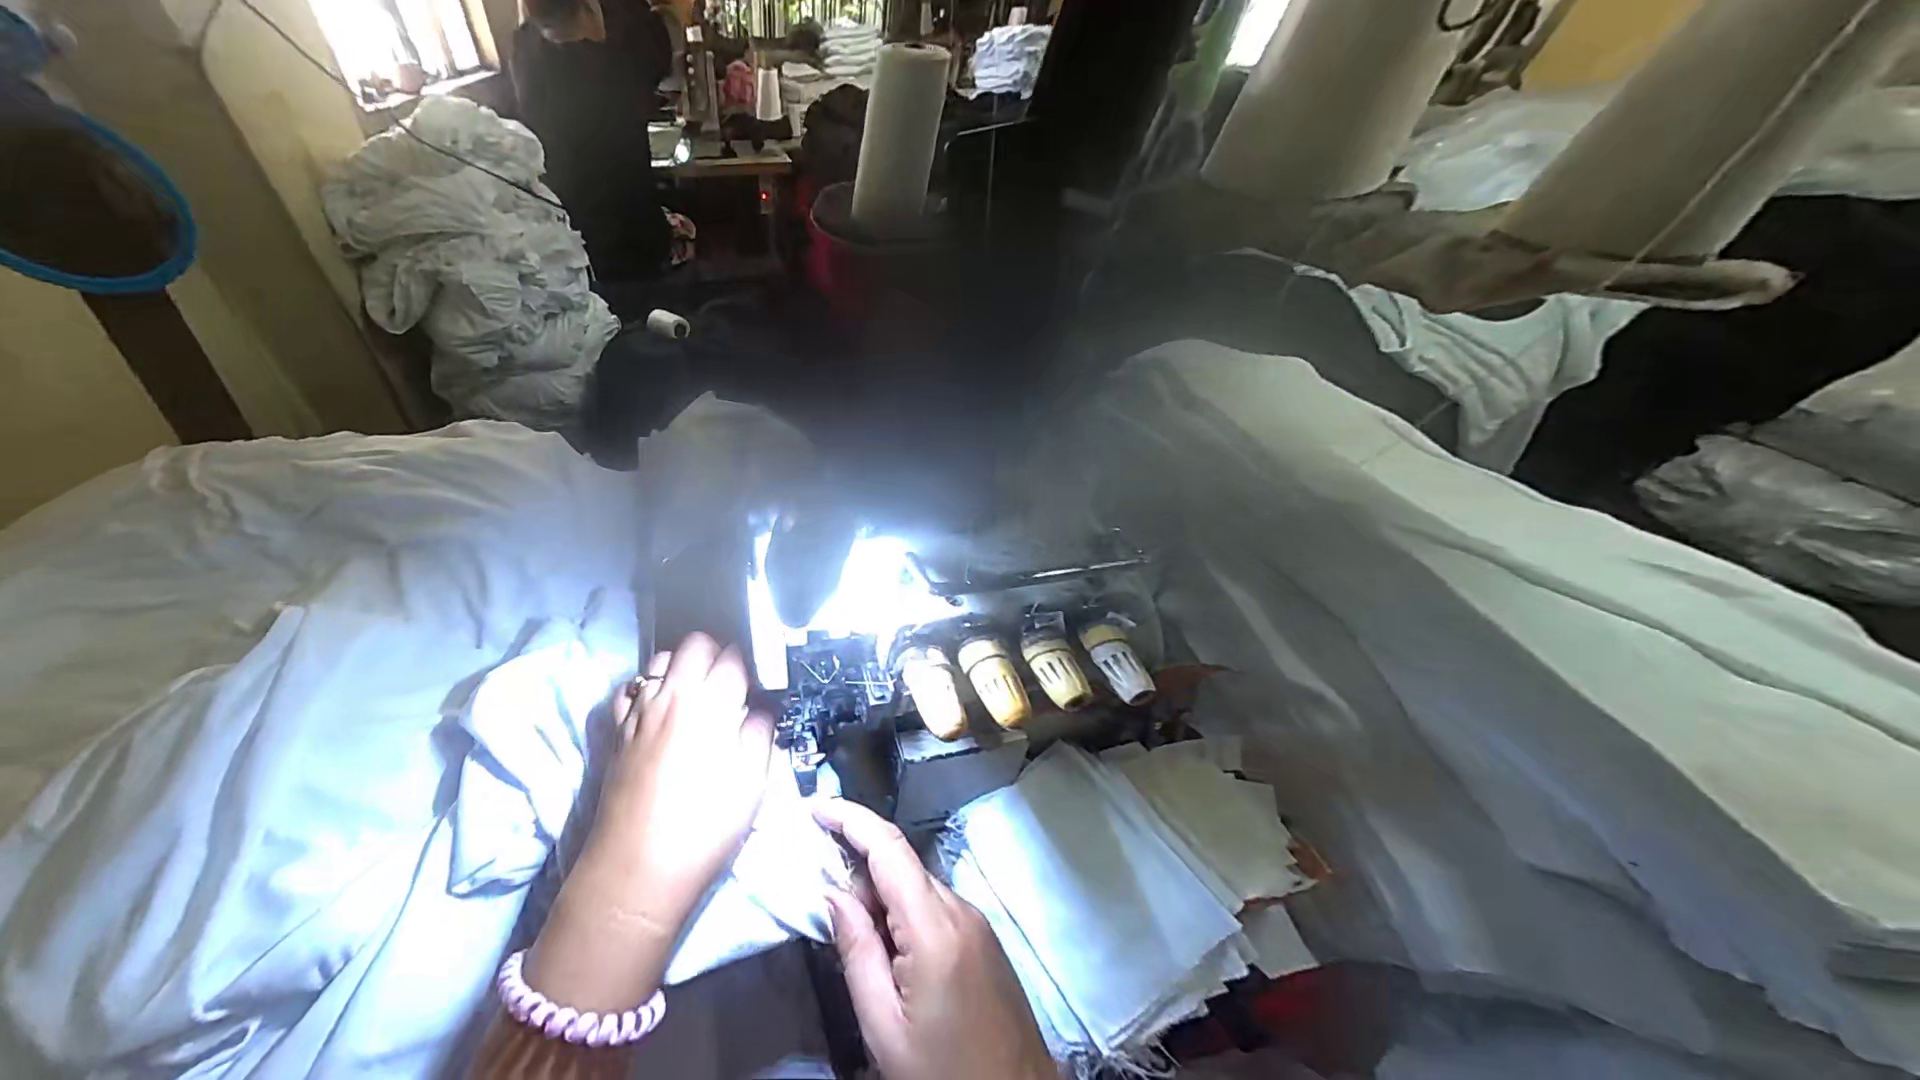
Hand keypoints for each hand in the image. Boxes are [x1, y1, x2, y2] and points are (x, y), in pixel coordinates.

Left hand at [526, 633, 774, 1011]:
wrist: (635, 871)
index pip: (735, 656)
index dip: (752, 664)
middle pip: (696, 644)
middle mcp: (673, 696)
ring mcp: (639, 711)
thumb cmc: (705, 828)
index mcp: (712, 704)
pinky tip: (661, 707)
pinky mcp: (617, 731)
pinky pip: (631, 687)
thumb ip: (760, 732)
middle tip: (733, 680)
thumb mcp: (753, 782)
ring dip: (684, 664)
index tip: (760, 681)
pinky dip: (648, 686)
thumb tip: (762, 707)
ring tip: (700, 691)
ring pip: (662, 659)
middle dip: (719, 651)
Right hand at [814, 799, 1056, 1079]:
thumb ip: (857, 952)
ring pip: (916, 887)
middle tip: (823, 901)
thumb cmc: (943, 1072)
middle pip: (901, 867)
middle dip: (858, 870)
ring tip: (857, 942)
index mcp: (935, 925)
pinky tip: (890, 954)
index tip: (817, 807)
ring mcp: (977, 921)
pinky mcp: (983, 937)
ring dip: (881, 897)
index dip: (851, 819)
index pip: (889, 849)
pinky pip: (934, 907)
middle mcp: (961, 908)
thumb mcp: (884, 1025)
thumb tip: (835, 894)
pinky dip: (904, 914)